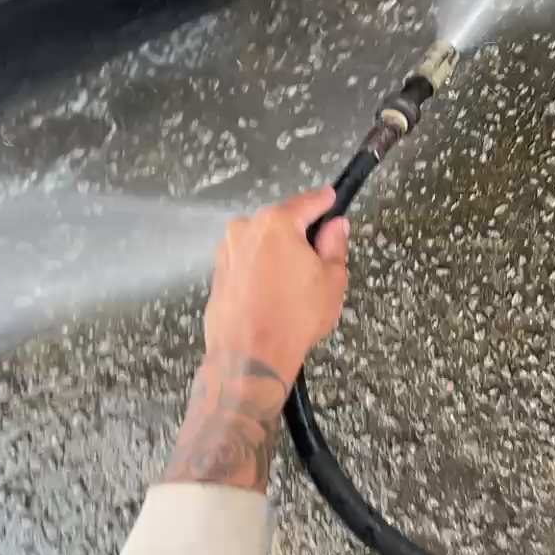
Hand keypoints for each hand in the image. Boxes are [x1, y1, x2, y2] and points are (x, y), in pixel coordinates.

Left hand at [203, 186, 349, 380]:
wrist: (250, 356)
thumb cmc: (296, 316)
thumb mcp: (333, 279)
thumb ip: (335, 245)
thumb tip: (336, 226)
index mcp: (277, 224)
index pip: (308, 202)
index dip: (326, 201)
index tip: (333, 198)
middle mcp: (245, 229)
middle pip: (282, 221)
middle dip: (302, 233)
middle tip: (322, 257)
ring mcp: (227, 251)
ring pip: (263, 241)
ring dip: (280, 251)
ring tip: (298, 282)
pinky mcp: (218, 273)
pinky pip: (248, 260)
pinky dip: (263, 268)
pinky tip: (276, 292)